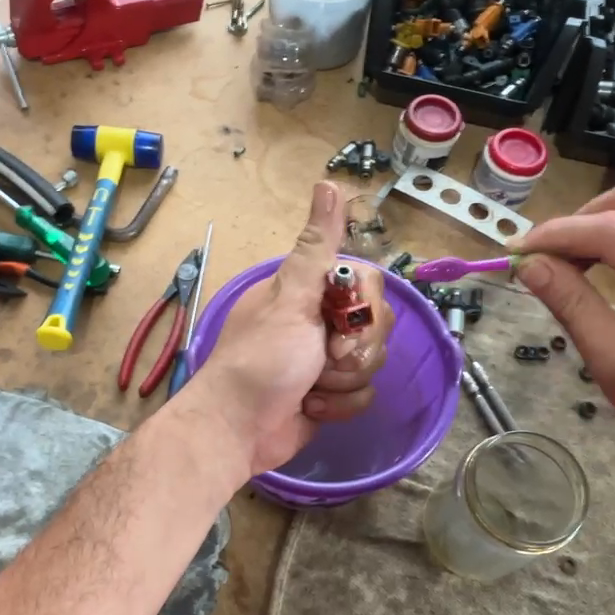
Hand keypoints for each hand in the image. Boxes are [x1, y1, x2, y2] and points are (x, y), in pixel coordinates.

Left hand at [176, 182, 393, 474]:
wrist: (239, 430)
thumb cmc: (262, 361)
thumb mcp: (290, 298)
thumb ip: (317, 248)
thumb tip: (328, 184)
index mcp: (307, 291)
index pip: (367, 284)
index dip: (363, 312)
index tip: (338, 329)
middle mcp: (318, 320)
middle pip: (376, 325)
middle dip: (354, 352)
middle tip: (322, 362)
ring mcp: (325, 359)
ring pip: (372, 362)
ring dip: (343, 382)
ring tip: (311, 390)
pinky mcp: (330, 394)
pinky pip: (363, 394)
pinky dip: (339, 407)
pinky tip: (311, 409)